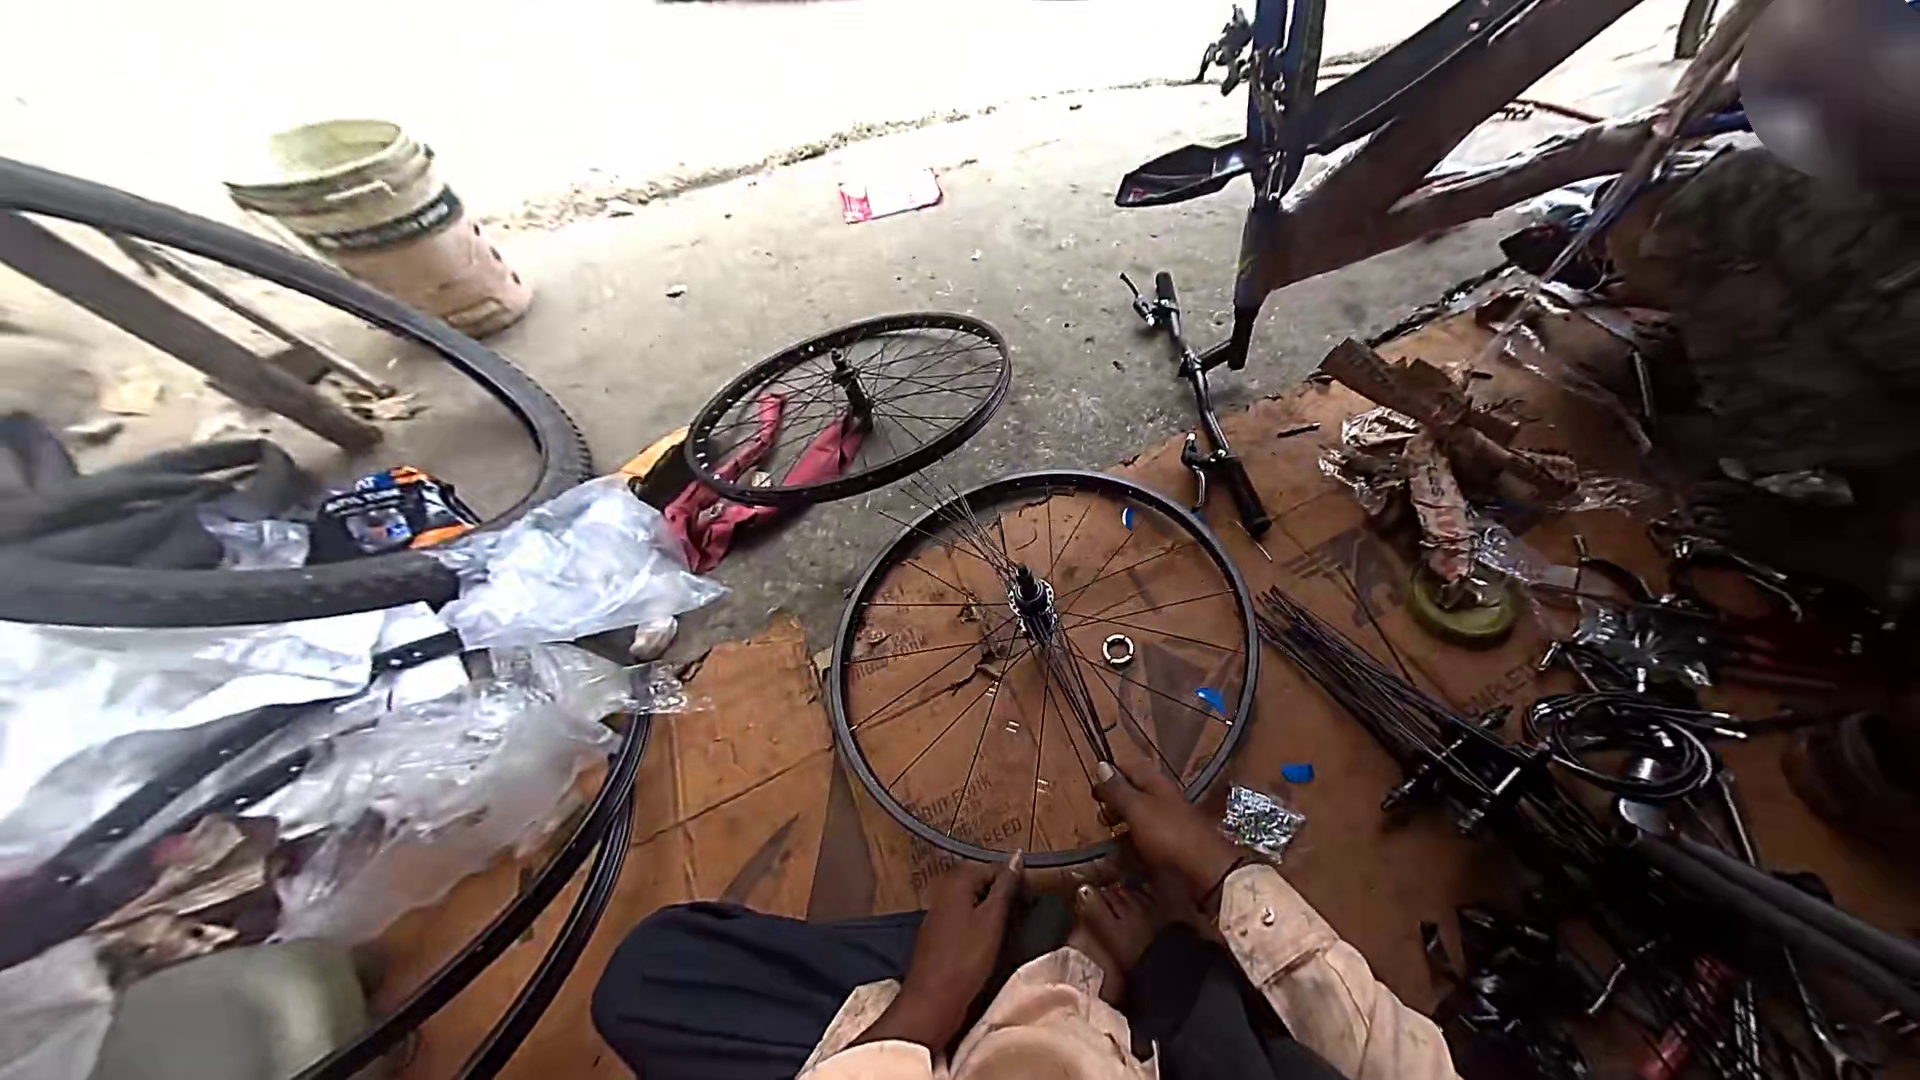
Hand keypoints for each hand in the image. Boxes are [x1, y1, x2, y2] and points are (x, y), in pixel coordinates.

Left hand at [853, 854, 1021, 1049]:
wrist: (931, 1000)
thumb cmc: (966, 957)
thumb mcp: (992, 920)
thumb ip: (1005, 887)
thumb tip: (1017, 855)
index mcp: (957, 880)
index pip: (993, 868)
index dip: (1012, 881)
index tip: (1029, 900)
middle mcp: (944, 889)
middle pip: (980, 883)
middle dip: (1000, 895)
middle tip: (1020, 914)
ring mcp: (938, 911)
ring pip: (971, 901)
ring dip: (989, 910)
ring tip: (1007, 928)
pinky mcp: (937, 932)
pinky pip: (962, 917)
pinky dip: (976, 923)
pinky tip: (987, 940)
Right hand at [1094, 757, 1243, 904]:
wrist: (1207, 874)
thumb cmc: (1168, 834)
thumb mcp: (1136, 808)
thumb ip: (1117, 789)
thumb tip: (1101, 765)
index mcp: (1155, 783)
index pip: (1128, 768)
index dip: (1110, 775)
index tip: (1094, 790)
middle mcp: (1161, 800)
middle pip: (1132, 795)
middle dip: (1113, 805)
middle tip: (1101, 818)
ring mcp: (1167, 825)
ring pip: (1137, 821)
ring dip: (1121, 830)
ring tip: (1109, 844)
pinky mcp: (1170, 849)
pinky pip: (1144, 844)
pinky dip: (1132, 850)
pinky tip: (1123, 861)